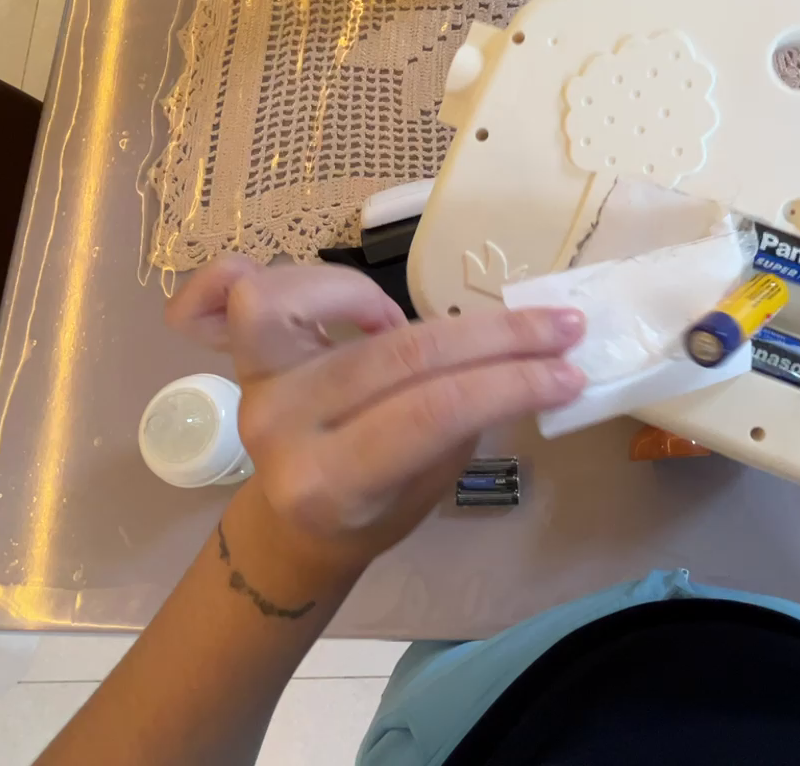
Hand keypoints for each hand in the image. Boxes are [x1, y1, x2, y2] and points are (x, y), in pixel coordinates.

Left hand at [165, 257, 586, 578]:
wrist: (296, 524)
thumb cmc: (372, 512)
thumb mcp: (428, 487)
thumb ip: (462, 418)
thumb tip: (525, 354)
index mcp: (331, 483)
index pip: (432, 411)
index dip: (510, 380)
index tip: (570, 367)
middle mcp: (280, 428)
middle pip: (398, 354)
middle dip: (494, 335)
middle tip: (557, 325)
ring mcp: (253, 384)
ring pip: (305, 299)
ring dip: (375, 296)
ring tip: (401, 319)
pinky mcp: (240, 356)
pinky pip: (228, 294)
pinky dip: (269, 274)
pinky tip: (308, 288)